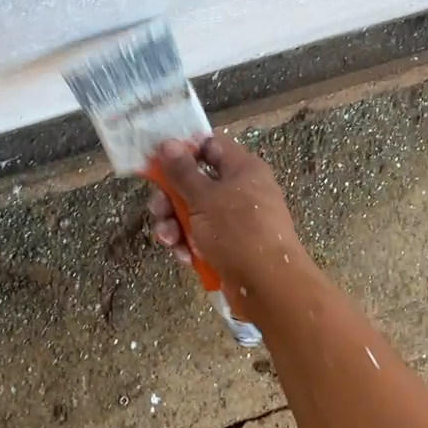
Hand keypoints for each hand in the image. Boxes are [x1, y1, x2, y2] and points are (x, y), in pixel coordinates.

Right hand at [146, 134, 308, 294]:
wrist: (268, 285)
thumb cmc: (238, 232)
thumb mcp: (205, 198)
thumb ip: (182, 172)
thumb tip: (167, 143)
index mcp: (242, 168)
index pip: (210, 145)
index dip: (184, 150)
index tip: (159, 161)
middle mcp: (240, 189)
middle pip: (195, 182)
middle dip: (171, 198)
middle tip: (158, 210)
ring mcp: (235, 219)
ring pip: (194, 212)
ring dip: (175, 225)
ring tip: (168, 240)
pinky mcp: (229, 244)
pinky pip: (201, 236)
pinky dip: (189, 244)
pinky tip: (185, 256)